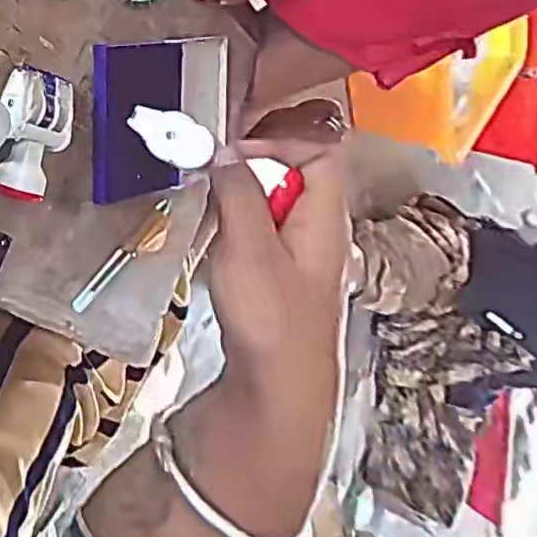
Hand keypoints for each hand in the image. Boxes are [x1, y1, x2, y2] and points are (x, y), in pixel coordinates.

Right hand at [205, 101, 351, 368]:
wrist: (277, 394)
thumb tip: (221, 151)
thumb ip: (236, 191)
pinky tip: (216, 243)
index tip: (232, 155)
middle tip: (211, 180)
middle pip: (290, 175)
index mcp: (325, 218)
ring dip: (236, 198)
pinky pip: (258, 230)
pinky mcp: (278, 275)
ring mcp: (299, 254)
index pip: (318, 152)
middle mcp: (318, 230)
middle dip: (247, 170)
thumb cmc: (271, 318)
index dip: (277, 142)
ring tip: (210, 212)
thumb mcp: (248, 245)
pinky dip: (234, 225)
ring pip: (270, 203)